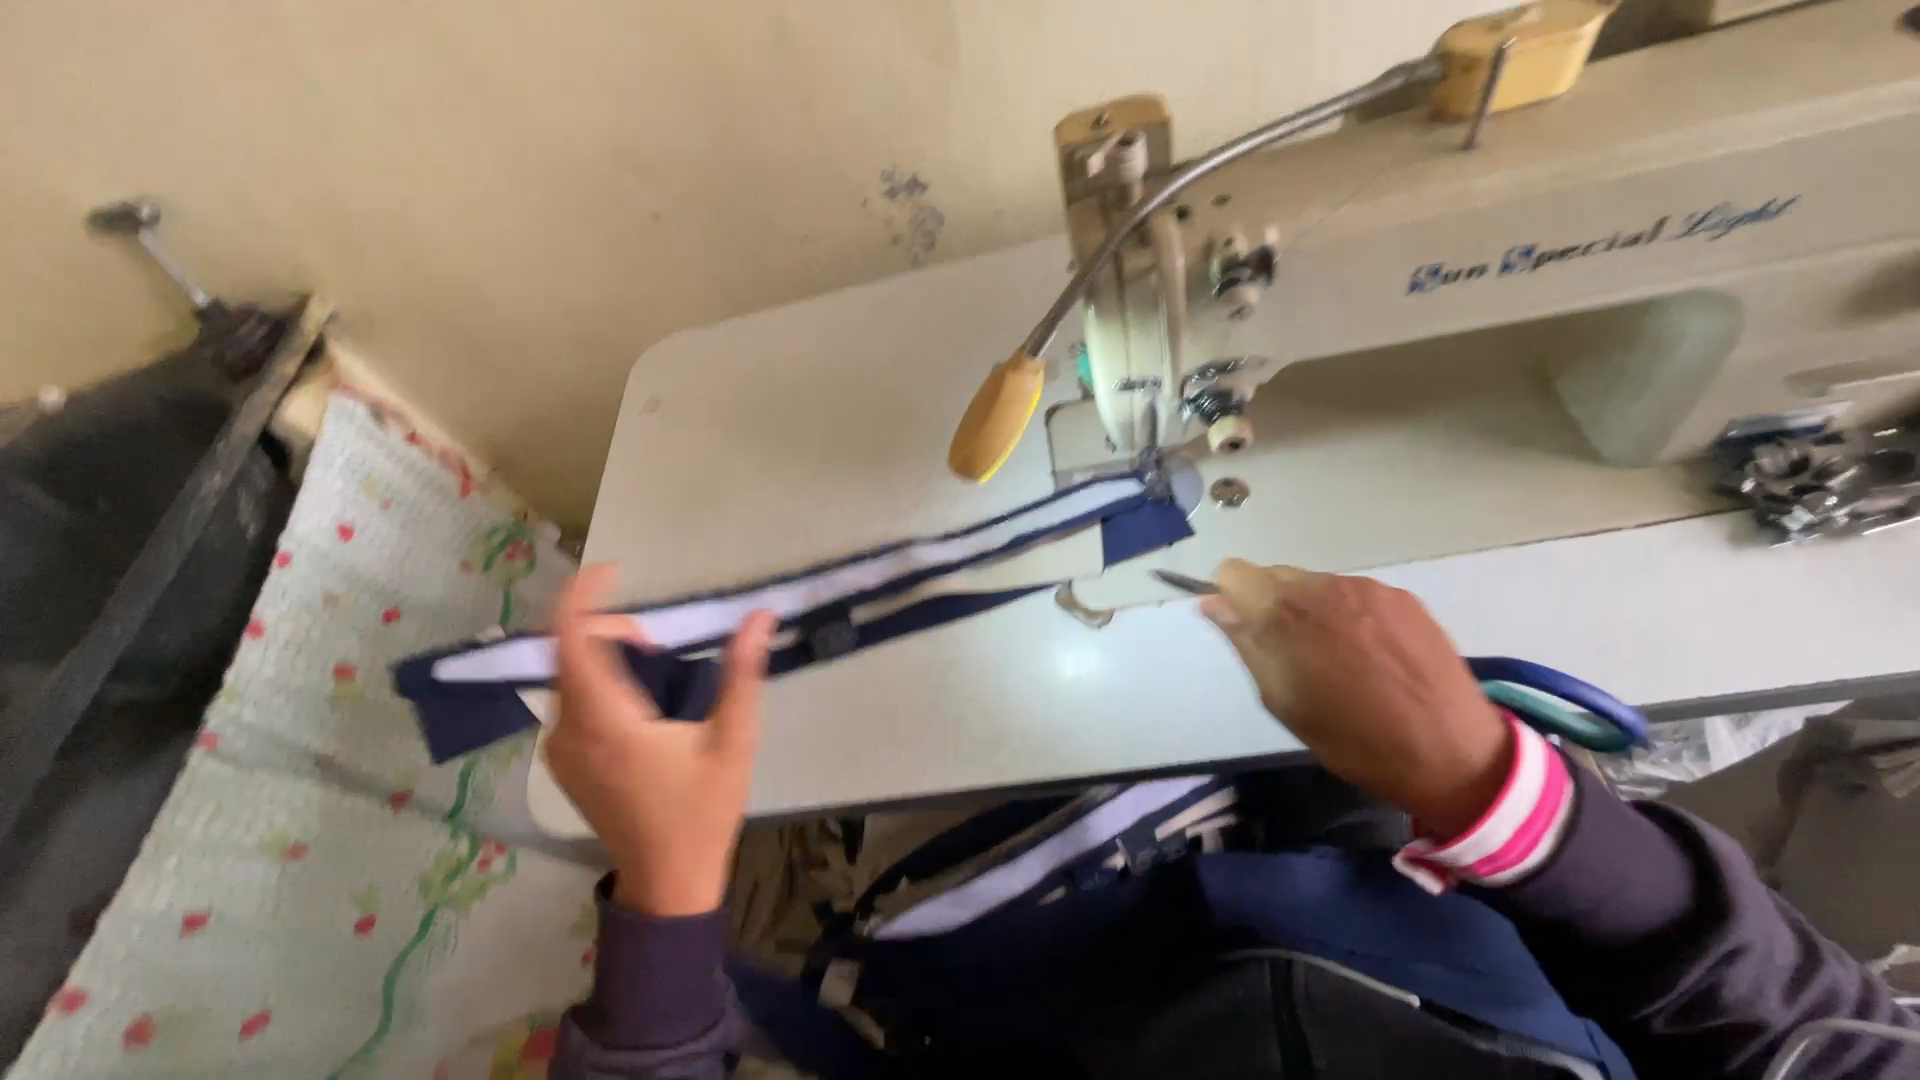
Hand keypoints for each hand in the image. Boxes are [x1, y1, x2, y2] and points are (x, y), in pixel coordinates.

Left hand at [543, 564, 776, 915]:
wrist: (667, 880)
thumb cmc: (703, 811)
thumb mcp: (733, 742)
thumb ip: (743, 675)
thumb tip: (759, 616)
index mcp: (606, 722)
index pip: (570, 638)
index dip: (584, 595)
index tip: (615, 571)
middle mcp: (568, 731)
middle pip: (570, 651)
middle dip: (613, 629)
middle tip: (662, 644)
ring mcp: (559, 750)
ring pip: (568, 675)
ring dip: (607, 655)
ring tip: (656, 670)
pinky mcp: (563, 762)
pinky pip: (570, 700)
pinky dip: (598, 681)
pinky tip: (639, 702)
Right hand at [1198, 559, 1511, 837]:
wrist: (1452, 753)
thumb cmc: (1353, 739)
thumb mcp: (1282, 701)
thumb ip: (1246, 644)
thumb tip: (1214, 605)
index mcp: (1286, 611)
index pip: (1233, 573)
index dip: (1230, 598)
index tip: (1244, 630)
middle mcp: (1325, 586)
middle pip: (1275, 575)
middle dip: (1270, 606)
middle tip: (1291, 655)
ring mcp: (1369, 588)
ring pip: (1316, 584)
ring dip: (1311, 611)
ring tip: (1336, 659)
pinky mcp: (1403, 597)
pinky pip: (1355, 594)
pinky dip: (1348, 615)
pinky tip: (1370, 656)